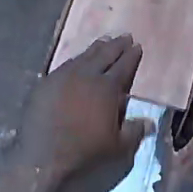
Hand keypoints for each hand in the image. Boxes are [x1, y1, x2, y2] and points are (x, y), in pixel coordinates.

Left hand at [19, 35, 152, 181]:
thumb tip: (149, 122)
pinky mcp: (46, 83)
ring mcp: (63, 76)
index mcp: (107, 88)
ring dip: (96, 48)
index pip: (124, 66)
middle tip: (125, 36)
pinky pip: (65, 65)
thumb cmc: (85, 150)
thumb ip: (134, 131)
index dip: (132, 56)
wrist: (43, 155)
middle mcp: (86, 75)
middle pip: (104, 54)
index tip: (137, 46)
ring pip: (83, 56)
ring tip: (103, 42)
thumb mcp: (117, 146)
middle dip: (116, 45)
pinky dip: (76, 60)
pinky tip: (77, 61)